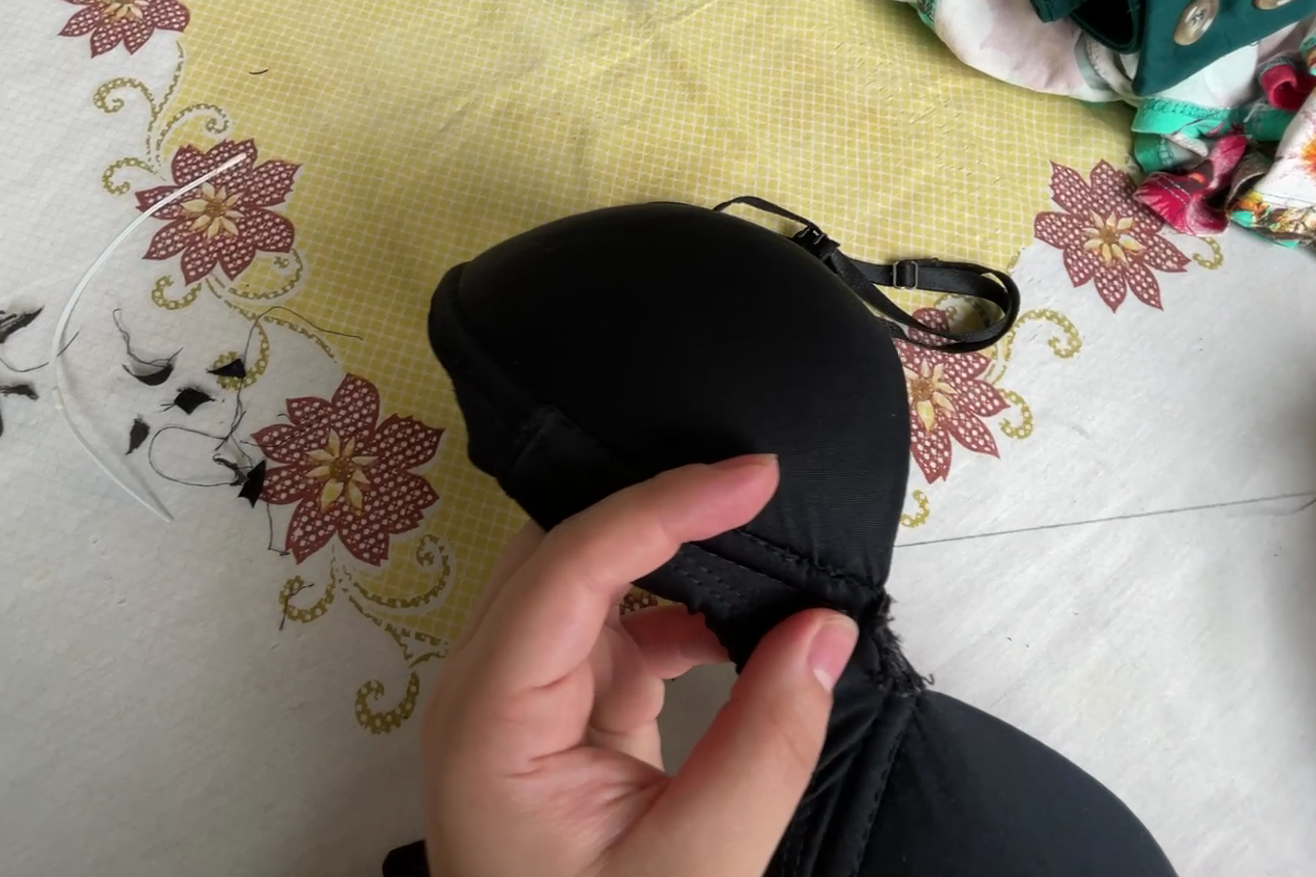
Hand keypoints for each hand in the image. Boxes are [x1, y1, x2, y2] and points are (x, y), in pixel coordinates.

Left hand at [420, 455, 859, 876]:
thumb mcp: (694, 869)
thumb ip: (765, 745)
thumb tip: (826, 629)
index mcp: (489, 712)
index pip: (571, 564)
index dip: (663, 507)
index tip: (753, 477)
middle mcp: (490, 679)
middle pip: (564, 547)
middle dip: (655, 508)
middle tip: (748, 485)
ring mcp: (525, 687)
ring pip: (587, 574)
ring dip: (666, 552)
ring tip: (749, 534)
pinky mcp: (563, 703)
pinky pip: (617, 625)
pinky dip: (677, 611)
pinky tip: (732, 622)